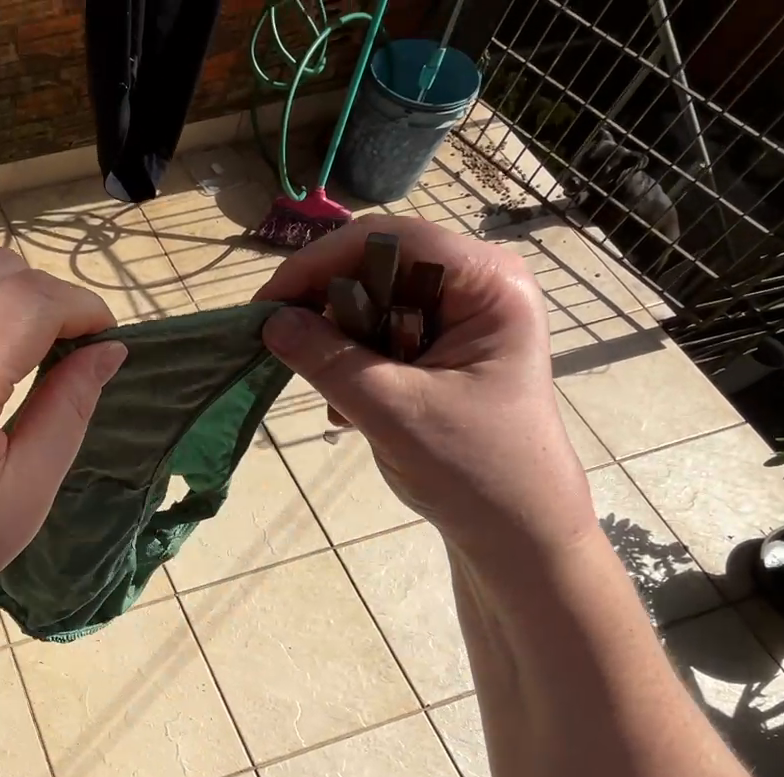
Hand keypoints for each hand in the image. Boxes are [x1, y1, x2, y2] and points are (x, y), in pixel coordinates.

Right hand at [254, 216, 596, 567]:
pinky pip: (378, 337)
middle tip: (285, 348)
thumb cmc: (472, 468)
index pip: (390, 240)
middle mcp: (475, 287)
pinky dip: (351, 366)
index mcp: (486, 283)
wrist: (515, 530)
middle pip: (378, 266)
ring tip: (333, 398)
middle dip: (326, 308)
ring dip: (337, 345)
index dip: (319, 264)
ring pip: (371, 304)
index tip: (267, 305)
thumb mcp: (392, 411)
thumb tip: (269, 322)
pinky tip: (349, 409)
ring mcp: (459, 319)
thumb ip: (329, 361)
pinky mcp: (440, 351)